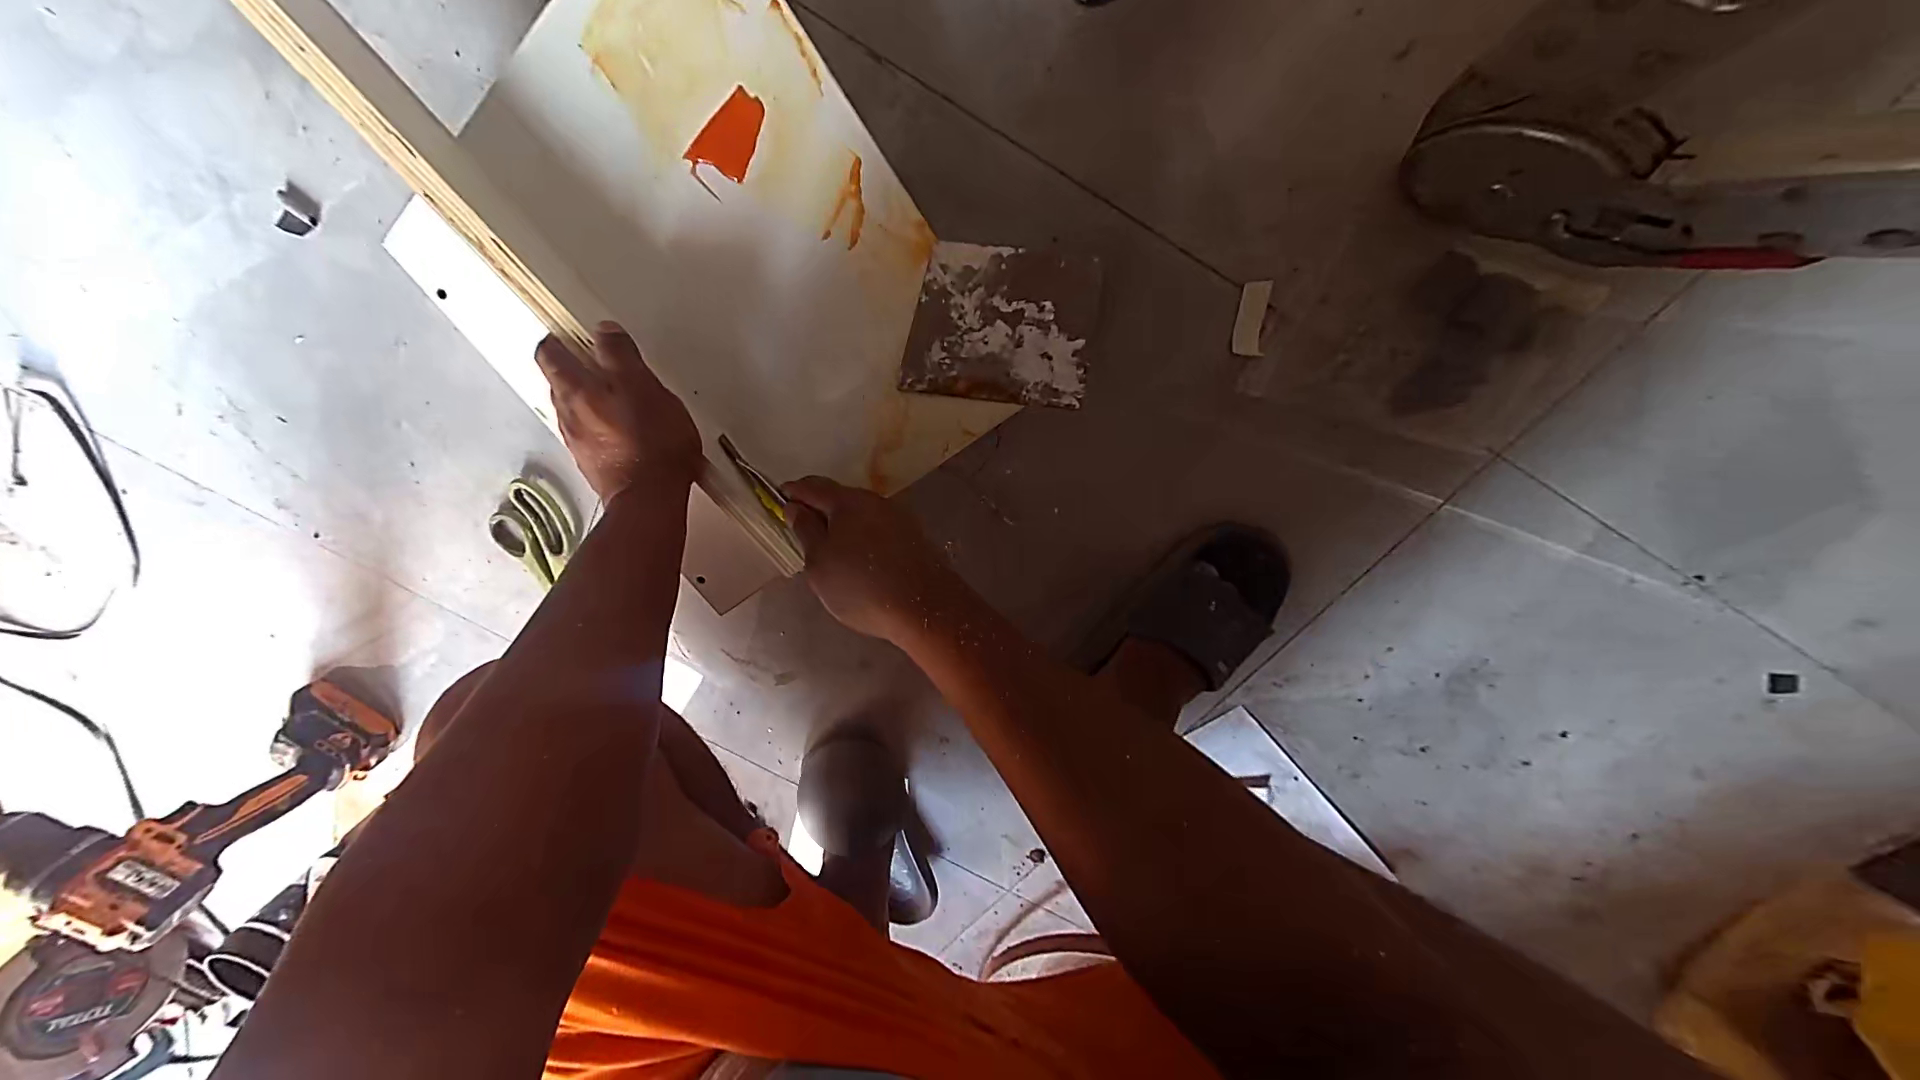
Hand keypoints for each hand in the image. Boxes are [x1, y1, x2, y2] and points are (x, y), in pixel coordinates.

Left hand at [533, 322, 701, 500]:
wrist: (650, 498)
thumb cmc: (653, 445)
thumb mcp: (645, 388)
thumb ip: (622, 357)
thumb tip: (606, 333)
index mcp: (578, 391)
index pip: (551, 354)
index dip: (558, 340)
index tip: (569, 335)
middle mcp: (570, 416)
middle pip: (558, 383)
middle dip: (570, 370)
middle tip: (589, 362)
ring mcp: (579, 443)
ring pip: (573, 411)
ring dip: (585, 401)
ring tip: (609, 397)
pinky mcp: (595, 465)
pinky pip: (589, 437)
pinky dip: (598, 428)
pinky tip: (620, 432)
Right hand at [783, 476, 965, 643]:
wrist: (925, 608)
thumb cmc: (861, 586)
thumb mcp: (820, 562)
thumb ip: (805, 530)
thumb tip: (796, 507)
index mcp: (848, 501)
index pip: (812, 486)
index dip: (792, 492)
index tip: (779, 499)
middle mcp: (875, 502)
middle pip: (840, 498)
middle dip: (819, 510)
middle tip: (803, 531)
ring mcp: (899, 518)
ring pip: (861, 515)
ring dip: (843, 526)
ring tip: (831, 551)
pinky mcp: (914, 538)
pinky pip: (878, 531)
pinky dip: (863, 538)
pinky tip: (861, 560)